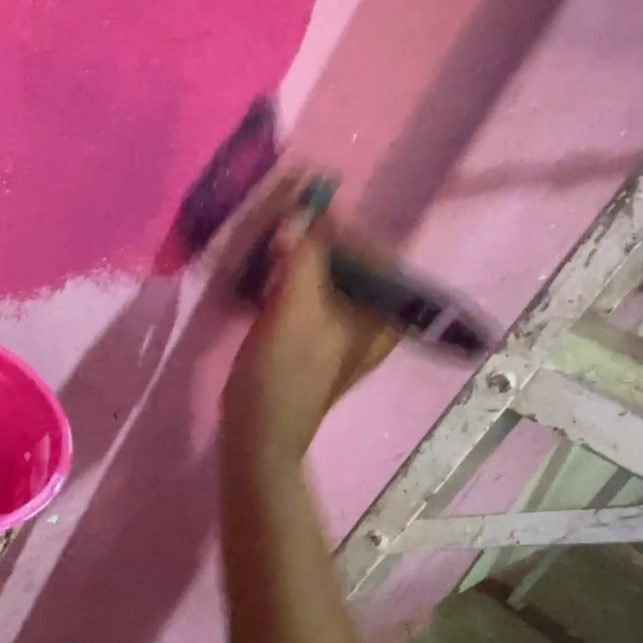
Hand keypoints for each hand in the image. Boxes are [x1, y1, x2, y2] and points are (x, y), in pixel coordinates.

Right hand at [223, 212, 398, 463]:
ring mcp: (342, 332)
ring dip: (297, 258)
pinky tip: (263, 275)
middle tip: (279, 225)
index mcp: (385, 314)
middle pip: (349, 264)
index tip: (300, 210)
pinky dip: (288, 281)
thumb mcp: (295, 309)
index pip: (374, 251)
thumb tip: (299, 210)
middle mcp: (372, 320)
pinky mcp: (312, 341)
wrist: (258, 433)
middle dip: (314, 241)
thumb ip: (302, 254)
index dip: (339, 227)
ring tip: (268, 245)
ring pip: (326, 279)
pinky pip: (307, 297)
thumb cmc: (284, 374)